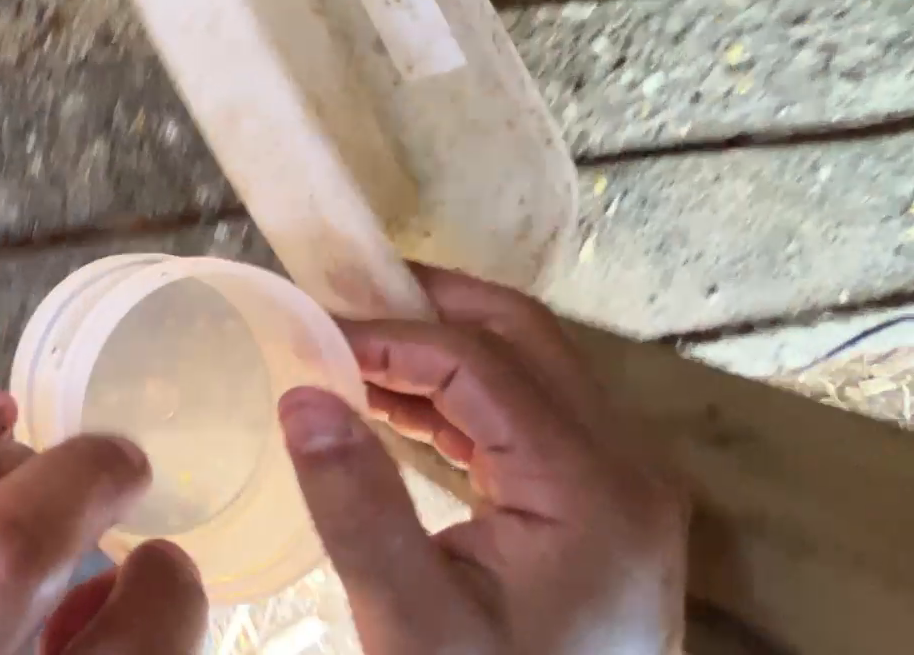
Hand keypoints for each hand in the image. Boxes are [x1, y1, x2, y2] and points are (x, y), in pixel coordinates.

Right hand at [280, 265, 688, 654]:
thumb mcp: (413, 620)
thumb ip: (358, 509)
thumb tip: (300, 395)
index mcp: (591, 487)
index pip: (477, 361)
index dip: (385, 337)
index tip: (305, 340)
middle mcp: (622, 461)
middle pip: (518, 332)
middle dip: (419, 302)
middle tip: (334, 304)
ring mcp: (613, 475)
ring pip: (518, 357)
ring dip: (429, 339)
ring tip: (346, 348)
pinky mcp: (589, 493)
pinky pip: (513, 403)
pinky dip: (445, 385)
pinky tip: (384, 401)